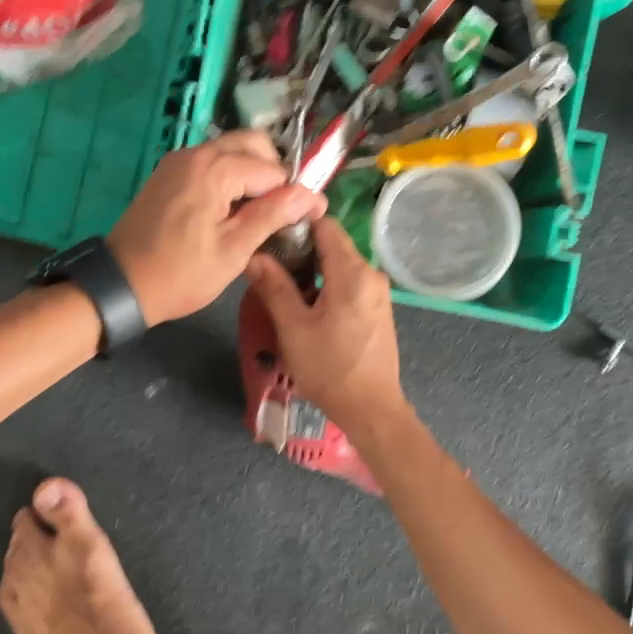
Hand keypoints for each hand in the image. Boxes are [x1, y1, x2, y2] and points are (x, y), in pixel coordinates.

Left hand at [107, 131, 325, 324]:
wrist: (121, 285)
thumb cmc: (182, 273)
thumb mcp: (234, 249)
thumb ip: (273, 215)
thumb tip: (313, 196)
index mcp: (214, 169)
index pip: (273, 169)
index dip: (294, 194)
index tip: (306, 221)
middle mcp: (196, 153)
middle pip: (252, 144)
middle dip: (274, 173)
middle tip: (281, 212)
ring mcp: (178, 161)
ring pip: (230, 151)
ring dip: (252, 174)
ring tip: (259, 214)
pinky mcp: (168, 174)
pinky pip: (210, 163)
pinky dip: (229, 177)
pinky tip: (231, 211)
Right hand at [243, 218, 406, 431]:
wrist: (371, 409)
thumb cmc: (329, 368)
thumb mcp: (293, 328)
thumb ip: (274, 287)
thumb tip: (254, 256)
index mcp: (353, 272)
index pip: (326, 225)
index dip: (297, 224)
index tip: (271, 235)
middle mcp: (371, 275)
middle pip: (333, 245)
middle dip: (301, 250)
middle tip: (269, 264)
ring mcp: (378, 294)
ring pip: (340, 266)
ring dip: (313, 271)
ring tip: (282, 287)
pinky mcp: (378, 311)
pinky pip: (349, 285)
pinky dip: (327, 286)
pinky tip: (306, 306)